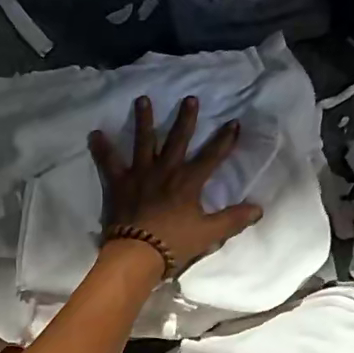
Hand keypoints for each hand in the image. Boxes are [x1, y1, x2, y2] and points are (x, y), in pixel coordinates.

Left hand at [88, 96, 263, 272]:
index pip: (212, 156)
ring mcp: (141, 174)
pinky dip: (102, 149)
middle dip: (185, 119)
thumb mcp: (209, 234)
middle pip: (177, 140)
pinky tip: (95, 134)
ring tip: (142, 99)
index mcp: (188, 182)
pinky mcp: (120, 184)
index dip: (224, 139)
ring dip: (144, 120)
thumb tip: (258, 209)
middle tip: (189, 98)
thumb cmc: (175, 243)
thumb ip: (233, 219)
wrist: (138, 254)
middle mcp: (166, 171)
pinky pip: (109, 163)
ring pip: (143, 142)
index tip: (234, 122)